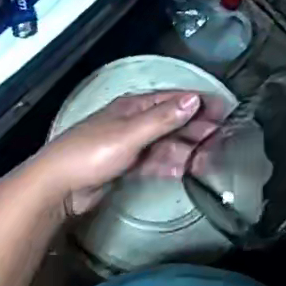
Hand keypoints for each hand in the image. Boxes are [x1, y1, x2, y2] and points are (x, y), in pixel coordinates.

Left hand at [23, 90, 228, 217]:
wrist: (59, 185)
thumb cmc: (91, 153)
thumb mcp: (129, 134)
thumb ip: (162, 119)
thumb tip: (193, 99)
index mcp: (132, 107)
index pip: (172, 100)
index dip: (198, 103)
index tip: (225, 110)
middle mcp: (132, 122)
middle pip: (172, 121)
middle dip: (197, 128)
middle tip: (225, 138)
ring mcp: (129, 144)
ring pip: (166, 143)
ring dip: (188, 148)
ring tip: (213, 158)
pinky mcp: (126, 166)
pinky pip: (155, 161)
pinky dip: (171, 164)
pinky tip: (188, 170)